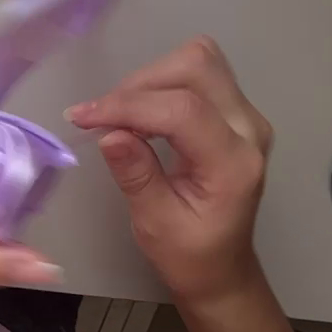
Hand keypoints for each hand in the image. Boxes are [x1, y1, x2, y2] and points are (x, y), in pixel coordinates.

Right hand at [67, 38, 273, 311]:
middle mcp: (249, 128)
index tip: (82, 117)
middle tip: (101, 117)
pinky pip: (198, 76)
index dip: (128, 106)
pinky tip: (137, 116)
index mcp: (233, 163)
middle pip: (196, 67)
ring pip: (198, 62)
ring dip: (149, 80)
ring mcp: (245, 116)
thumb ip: (136, 175)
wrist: (221, 269)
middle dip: (139, 85)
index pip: (182, 110)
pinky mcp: (233, 112)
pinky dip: (160, 85)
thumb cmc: (188, 255)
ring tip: (118, 116)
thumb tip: (108, 134)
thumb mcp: (155, 223)